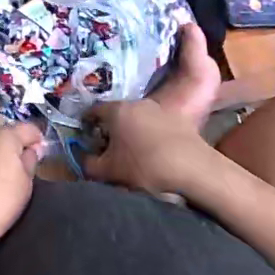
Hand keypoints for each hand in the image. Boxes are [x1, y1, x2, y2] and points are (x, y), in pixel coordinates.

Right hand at [86, 98, 221, 199]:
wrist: (191, 169)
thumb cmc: (143, 166)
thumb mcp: (108, 171)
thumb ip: (89, 163)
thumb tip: (84, 158)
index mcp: (117, 110)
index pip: (94, 110)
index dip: (87, 122)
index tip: (86, 135)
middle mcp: (139, 103)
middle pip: (118, 113)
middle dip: (112, 128)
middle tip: (108, 147)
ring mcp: (162, 110)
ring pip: (140, 118)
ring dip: (133, 131)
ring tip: (132, 153)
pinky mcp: (180, 121)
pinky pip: (157, 127)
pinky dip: (151, 136)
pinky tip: (154, 154)